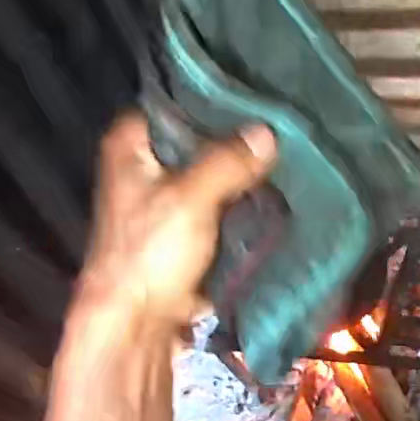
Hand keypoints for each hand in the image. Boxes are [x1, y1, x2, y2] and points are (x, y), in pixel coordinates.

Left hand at [76, 112, 276, 327]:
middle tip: (285, 127)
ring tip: (288, 156)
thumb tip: (269, 132)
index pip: (177, 103)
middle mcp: (146, 167)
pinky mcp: (186, 232)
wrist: (138, 322)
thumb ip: (228, 162)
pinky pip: (221, 206)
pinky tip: (275, 194)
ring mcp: (167, 201)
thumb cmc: (151, 252)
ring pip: (214, 175)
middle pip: (199, 141)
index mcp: (131, 145)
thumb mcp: (191, 198)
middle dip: (239, 140)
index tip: (261, 97)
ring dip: (244, 174)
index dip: (218, 100)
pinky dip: (243, 203)